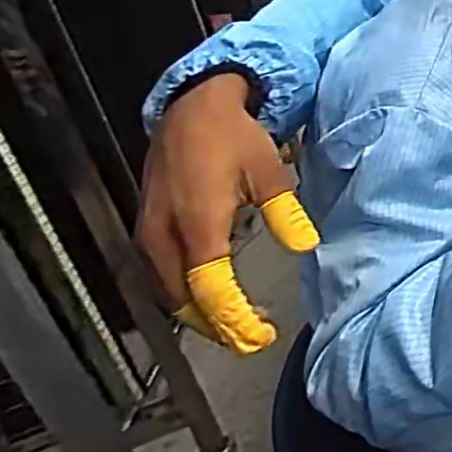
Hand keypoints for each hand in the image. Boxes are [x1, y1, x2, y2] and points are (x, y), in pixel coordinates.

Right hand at [135, 73, 320, 354]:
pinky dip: (182, 295)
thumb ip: (285, 212)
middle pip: (183, 299)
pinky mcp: (147, 227)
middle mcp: (164, 236)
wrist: (192, 110)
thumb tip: (304, 246)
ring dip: (198, 313)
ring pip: (166, 292)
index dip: (232, 317)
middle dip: (215, 325)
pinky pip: (159, 275)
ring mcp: (149, 233)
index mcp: (198, 224)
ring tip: (234, 326)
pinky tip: (206, 297)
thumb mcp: (270, 172)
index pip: (210, 287)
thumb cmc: (236, 139)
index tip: (257, 337)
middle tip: (249, 341)